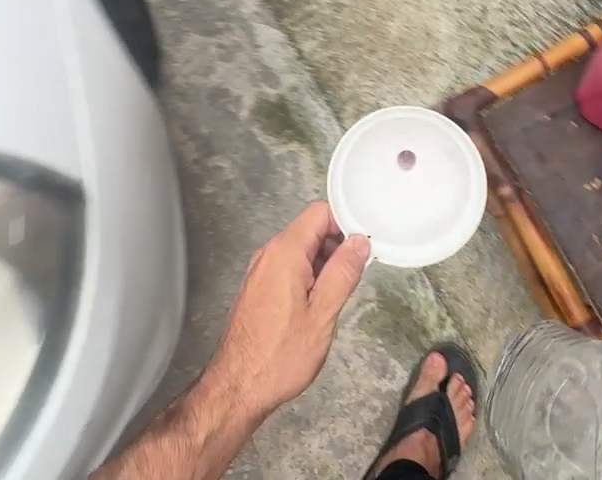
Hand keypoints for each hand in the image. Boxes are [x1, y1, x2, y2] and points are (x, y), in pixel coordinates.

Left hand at [203, 201, 370, 419]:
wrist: (237, 389)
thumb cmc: (281, 354)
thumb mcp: (322, 313)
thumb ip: (343, 272)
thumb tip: (360, 241)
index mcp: (285, 251)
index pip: (320, 212)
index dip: (346, 222)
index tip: (363, 246)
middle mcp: (270, 253)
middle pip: (311, 229)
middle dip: (337, 246)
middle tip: (354, 277)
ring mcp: (262, 269)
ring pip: (302, 249)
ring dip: (324, 264)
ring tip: (336, 296)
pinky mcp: (259, 287)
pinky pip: (290, 266)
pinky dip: (309, 276)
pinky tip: (317, 305)